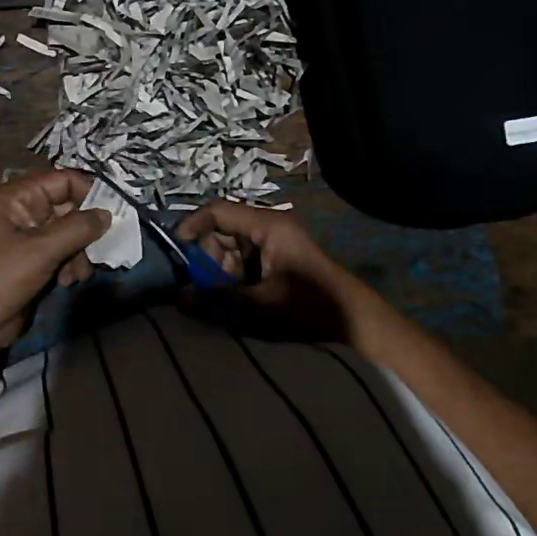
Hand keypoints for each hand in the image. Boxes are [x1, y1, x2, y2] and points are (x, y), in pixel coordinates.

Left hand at [0, 170, 110, 353]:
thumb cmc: (1, 278)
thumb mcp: (42, 250)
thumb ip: (78, 228)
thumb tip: (108, 214)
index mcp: (19, 196)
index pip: (63, 180)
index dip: (89, 192)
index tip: (113, 213)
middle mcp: (25, 210)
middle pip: (69, 206)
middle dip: (87, 229)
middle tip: (101, 248)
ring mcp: (29, 236)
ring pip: (70, 231)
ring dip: (81, 251)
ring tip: (79, 272)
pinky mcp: (34, 259)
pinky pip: (63, 251)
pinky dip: (72, 263)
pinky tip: (69, 281)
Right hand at [175, 200, 363, 344]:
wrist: (359, 325)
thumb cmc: (311, 309)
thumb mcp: (262, 307)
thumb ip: (218, 301)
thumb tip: (178, 298)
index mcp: (269, 225)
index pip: (219, 210)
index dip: (193, 224)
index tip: (176, 248)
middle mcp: (271, 225)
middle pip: (224, 228)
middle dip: (211, 256)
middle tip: (212, 286)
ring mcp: (278, 240)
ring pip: (234, 245)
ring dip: (225, 269)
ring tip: (233, 296)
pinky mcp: (281, 257)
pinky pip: (247, 257)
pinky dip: (238, 275)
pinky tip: (244, 297)